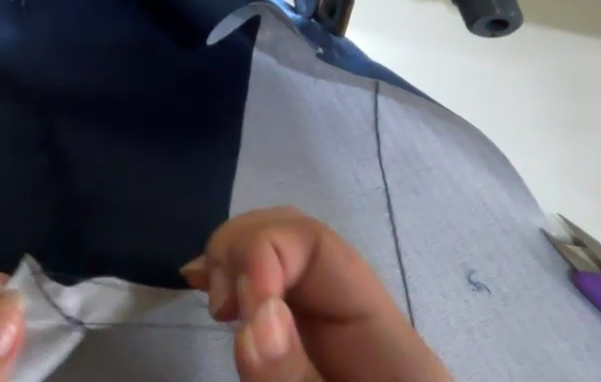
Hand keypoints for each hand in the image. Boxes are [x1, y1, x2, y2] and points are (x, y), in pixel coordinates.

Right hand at [183, 208, 450, 381]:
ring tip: (210, 302)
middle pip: (296, 241)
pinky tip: (209, 293)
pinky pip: (274, 295)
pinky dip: (235, 281)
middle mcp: (363, 328)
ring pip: (279, 260)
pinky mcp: (313, 361)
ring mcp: (337, 343)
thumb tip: (255, 317)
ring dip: (233, 262)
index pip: (320, 247)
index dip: (264, 252)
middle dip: (242, 251)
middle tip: (216, 306)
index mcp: (391, 349)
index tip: (231, 308)